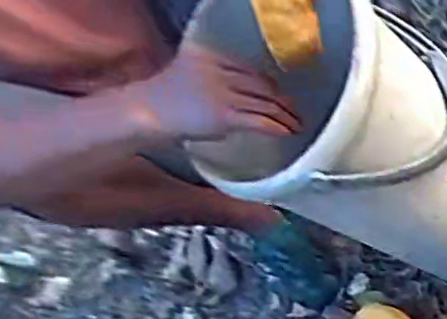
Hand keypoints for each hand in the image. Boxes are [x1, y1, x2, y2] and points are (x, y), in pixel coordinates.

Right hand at [118, 44, 300, 141]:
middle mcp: (215, 71)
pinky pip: (264, 123)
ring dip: (289, 119)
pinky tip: (287, 134)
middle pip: (266, 89)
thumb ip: (225, 77)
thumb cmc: (176, 96)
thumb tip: (264, 92)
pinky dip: (281, 129)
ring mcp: (221, 93)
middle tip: (297, 116)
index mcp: (208, 56)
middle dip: (286, 105)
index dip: (274, 87)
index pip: (253, 72)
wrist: (149, 110)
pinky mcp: (226, 115)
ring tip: (296, 127)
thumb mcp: (198, 73)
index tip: (284, 98)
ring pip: (269, 106)